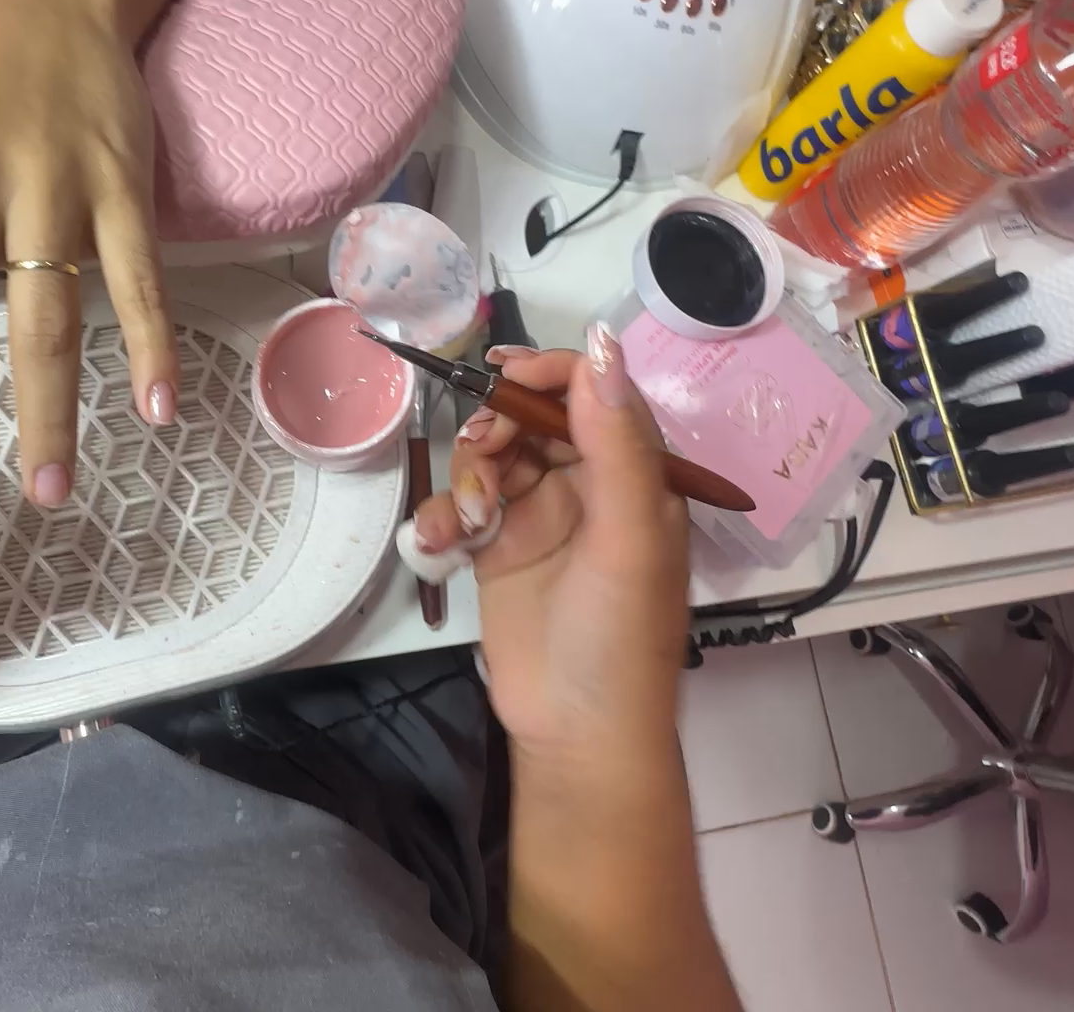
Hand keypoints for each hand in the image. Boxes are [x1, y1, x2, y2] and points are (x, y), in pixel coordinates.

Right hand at [410, 331, 691, 761]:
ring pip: (490, 458)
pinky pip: (462, 505)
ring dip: (467, 477)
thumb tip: (600, 344)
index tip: (503, 373)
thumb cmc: (616, 633)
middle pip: (530, 421)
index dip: (550, 373)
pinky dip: (444, 516)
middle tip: (482, 454)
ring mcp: (537, 516)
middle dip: (498, 428)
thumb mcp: (629, 535)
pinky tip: (440, 543)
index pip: (592, 396)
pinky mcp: (496, 546)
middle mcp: (586, 487)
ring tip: (468, 520)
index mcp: (633, 476)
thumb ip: (616, 440)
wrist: (573, 728)